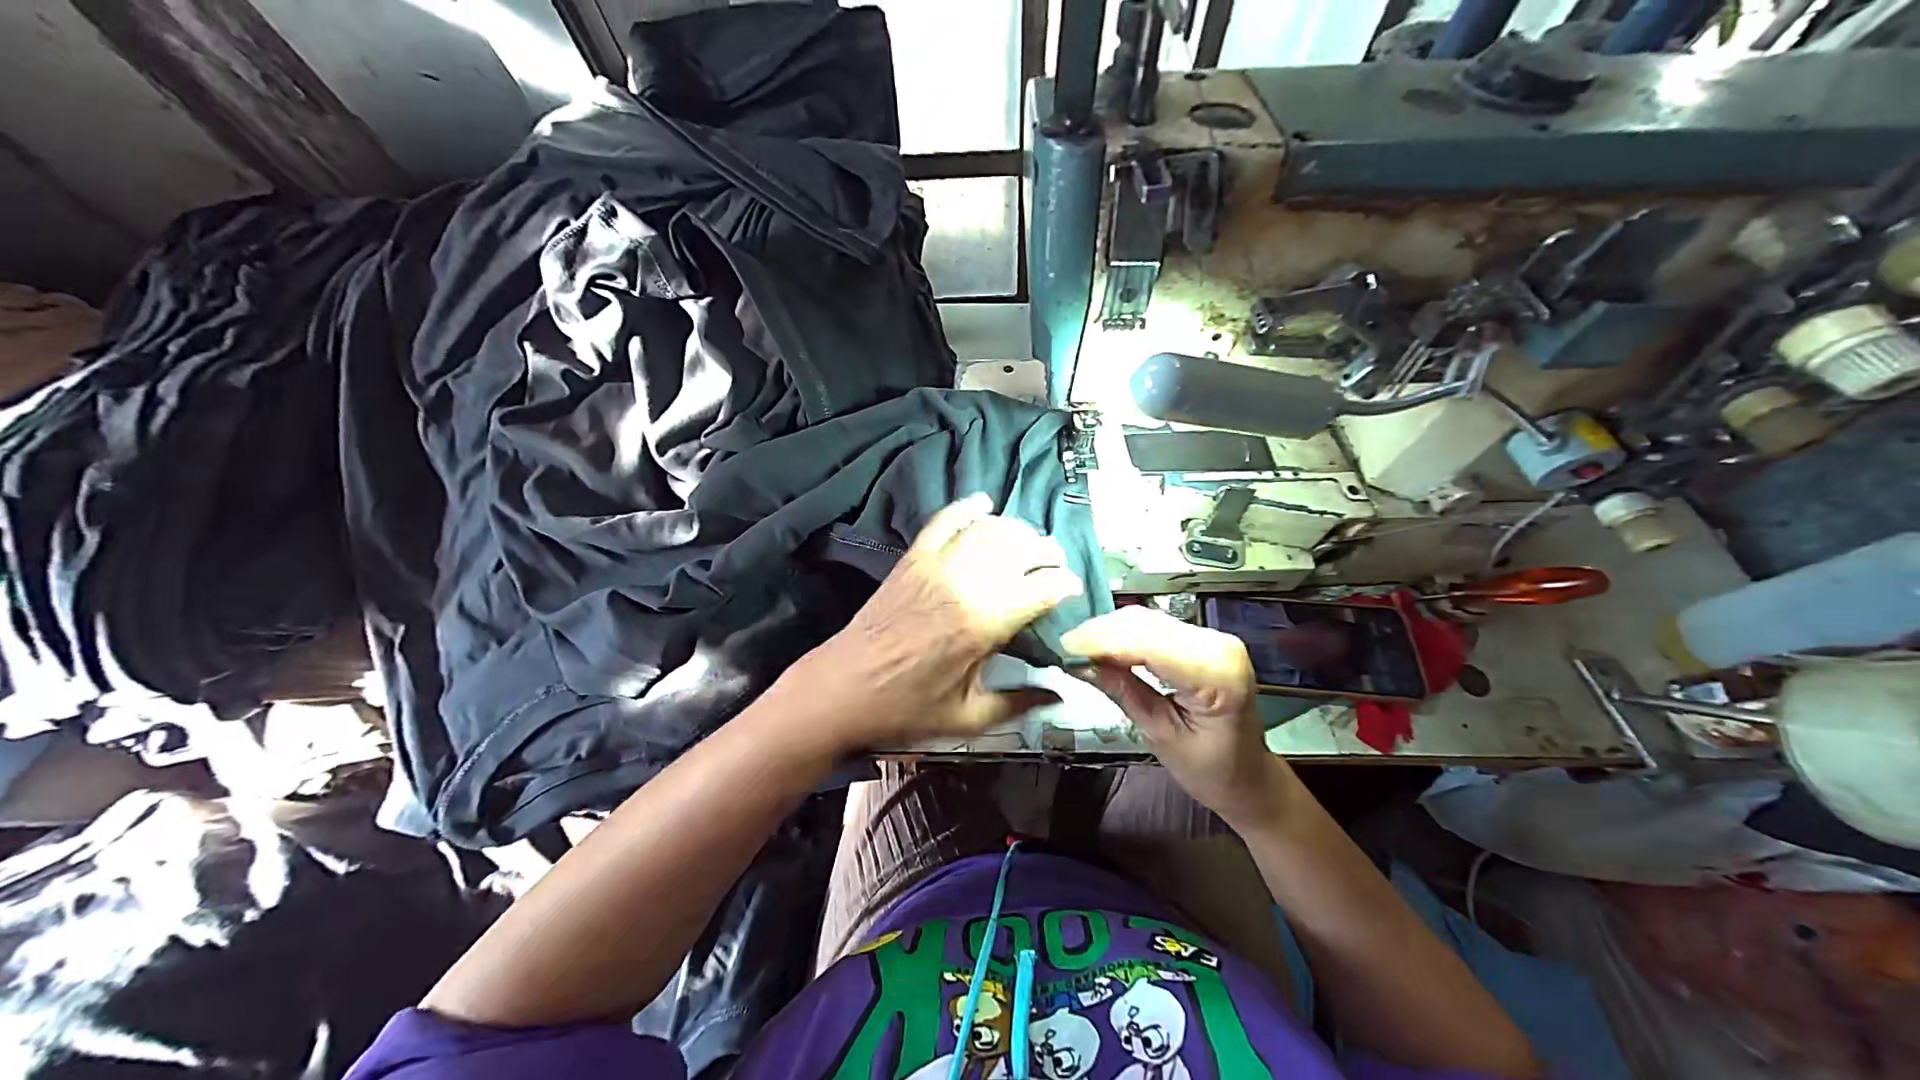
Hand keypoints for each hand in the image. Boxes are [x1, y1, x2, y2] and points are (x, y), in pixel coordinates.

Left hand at [776, 494, 1083, 753]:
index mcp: (983, 624)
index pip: (1043, 587)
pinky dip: (966, 509)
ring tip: (1028, 546)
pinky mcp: (912, 559)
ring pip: (989, 529)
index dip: (1066, 585)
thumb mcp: (969, 717)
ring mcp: (935, 565)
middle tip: (1054, 570)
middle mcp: (964, 584)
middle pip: (1021, 548)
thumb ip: (1020, 702)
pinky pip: (944, 521)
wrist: (842, 689)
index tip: (1072, 593)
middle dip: (1048, 554)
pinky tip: (983, 505)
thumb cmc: (905, 708)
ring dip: (1017, 531)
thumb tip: (1060, 695)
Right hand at [1060, 605, 1298, 829]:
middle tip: (1065, 648)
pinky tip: (1102, 646)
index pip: (1149, 644)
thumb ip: (1123, 692)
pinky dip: (1124, 634)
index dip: (1103, 641)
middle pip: (1146, 624)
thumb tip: (1082, 663)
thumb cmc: (1213, 769)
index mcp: (1218, 674)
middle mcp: (1219, 646)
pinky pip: (1154, 627)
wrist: (1248, 776)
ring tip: (1077, 649)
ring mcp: (1213, 638)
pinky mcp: (1202, 639)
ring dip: (1108, 631)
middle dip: (1100, 632)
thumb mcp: (1160, 736)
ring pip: (1146, 620)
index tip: (1066, 646)